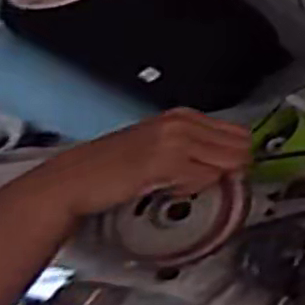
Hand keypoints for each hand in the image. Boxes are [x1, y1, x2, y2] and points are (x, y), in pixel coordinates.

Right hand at [10, 109, 252, 219]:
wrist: (64, 184)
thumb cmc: (110, 167)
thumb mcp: (160, 143)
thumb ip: (197, 143)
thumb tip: (238, 155)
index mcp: (183, 116)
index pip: (240, 132)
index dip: (235, 153)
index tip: (221, 165)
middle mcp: (182, 124)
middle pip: (241, 147)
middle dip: (229, 166)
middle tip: (199, 176)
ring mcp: (176, 141)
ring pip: (230, 162)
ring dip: (210, 177)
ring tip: (177, 180)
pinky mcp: (168, 162)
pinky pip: (208, 177)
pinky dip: (193, 187)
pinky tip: (167, 187)